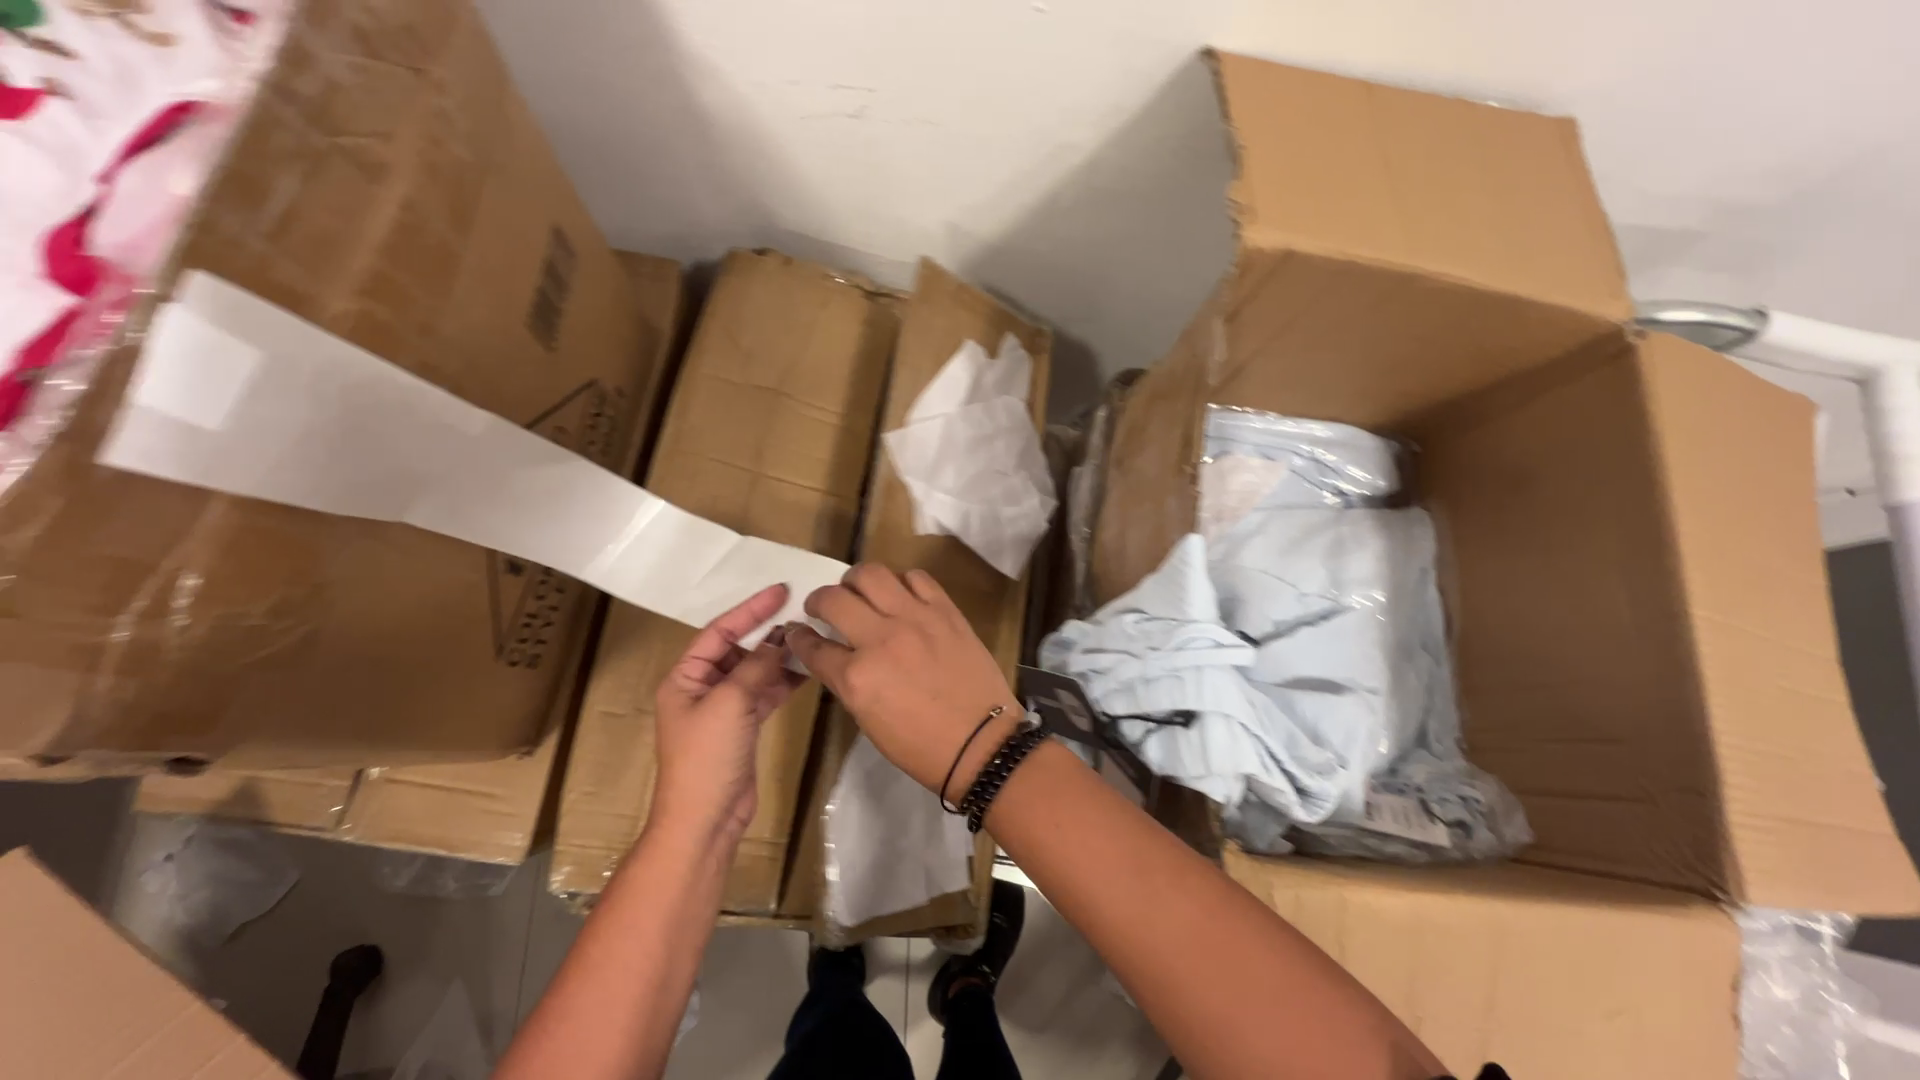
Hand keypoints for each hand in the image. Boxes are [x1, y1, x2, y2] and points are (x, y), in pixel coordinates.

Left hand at [652, 584, 804, 839]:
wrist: (705, 819)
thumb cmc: (707, 757)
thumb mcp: (730, 703)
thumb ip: (756, 666)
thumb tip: (781, 638)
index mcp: (685, 677)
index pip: (719, 631)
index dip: (750, 610)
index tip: (781, 590)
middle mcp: (701, 688)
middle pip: (738, 649)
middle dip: (768, 632)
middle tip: (802, 612)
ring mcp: (723, 709)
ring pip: (754, 671)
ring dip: (780, 657)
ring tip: (811, 638)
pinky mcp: (742, 727)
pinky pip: (764, 693)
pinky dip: (784, 682)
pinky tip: (808, 670)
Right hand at [786, 565, 1020, 803]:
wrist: (982, 742)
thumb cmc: (920, 746)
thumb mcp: (868, 720)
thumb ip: (848, 682)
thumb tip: (837, 657)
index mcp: (856, 677)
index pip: (813, 646)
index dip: (799, 637)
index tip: (797, 630)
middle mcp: (880, 640)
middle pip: (834, 599)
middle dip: (819, 600)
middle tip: (823, 606)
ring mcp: (915, 619)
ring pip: (872, 574)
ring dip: (856, 580)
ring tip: (858, 591)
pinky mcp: (946, 611)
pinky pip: (916, 577)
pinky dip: (902, 582)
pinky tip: (901, 595)